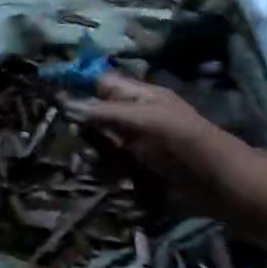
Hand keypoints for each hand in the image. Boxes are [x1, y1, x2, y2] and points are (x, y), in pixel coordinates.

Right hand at [66, 73, 249, 204]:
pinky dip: (104, 173)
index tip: (45, 86)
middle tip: (55, 134)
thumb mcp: (146, 120)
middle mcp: (137, 118)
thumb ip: (106, 112)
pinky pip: (112, 169)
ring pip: (101, 144)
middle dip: (78, 124)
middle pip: (97, 115)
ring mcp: (138, 147)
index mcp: (141, 96)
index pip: (101, 82)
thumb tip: (65, 102)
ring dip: (89, 153)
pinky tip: (99, 178)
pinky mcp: (140, 173)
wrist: (221, 186)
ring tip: (74, 162)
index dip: (77, 81)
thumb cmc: (187, 142)